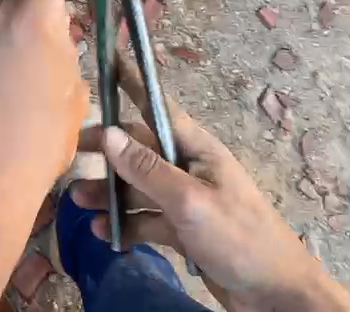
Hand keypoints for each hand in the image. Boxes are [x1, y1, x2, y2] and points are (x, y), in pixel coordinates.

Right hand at [70, 54, 349, 311]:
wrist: (277, 297)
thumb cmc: (239, 237)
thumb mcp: (189, 200)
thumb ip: (147, 168)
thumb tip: (109, 133)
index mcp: (195, 146)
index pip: (156, 105)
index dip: (131, 83)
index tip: (107, 60)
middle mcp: (187, 166)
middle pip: (138, 150)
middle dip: (107, 152)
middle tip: (72, 155)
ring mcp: (185, 199)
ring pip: (138, 188)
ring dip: (110, 193)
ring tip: (79, 202)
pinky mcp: (183, 230)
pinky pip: (146, 219)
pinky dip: (125, 224)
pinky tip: (104, 233)